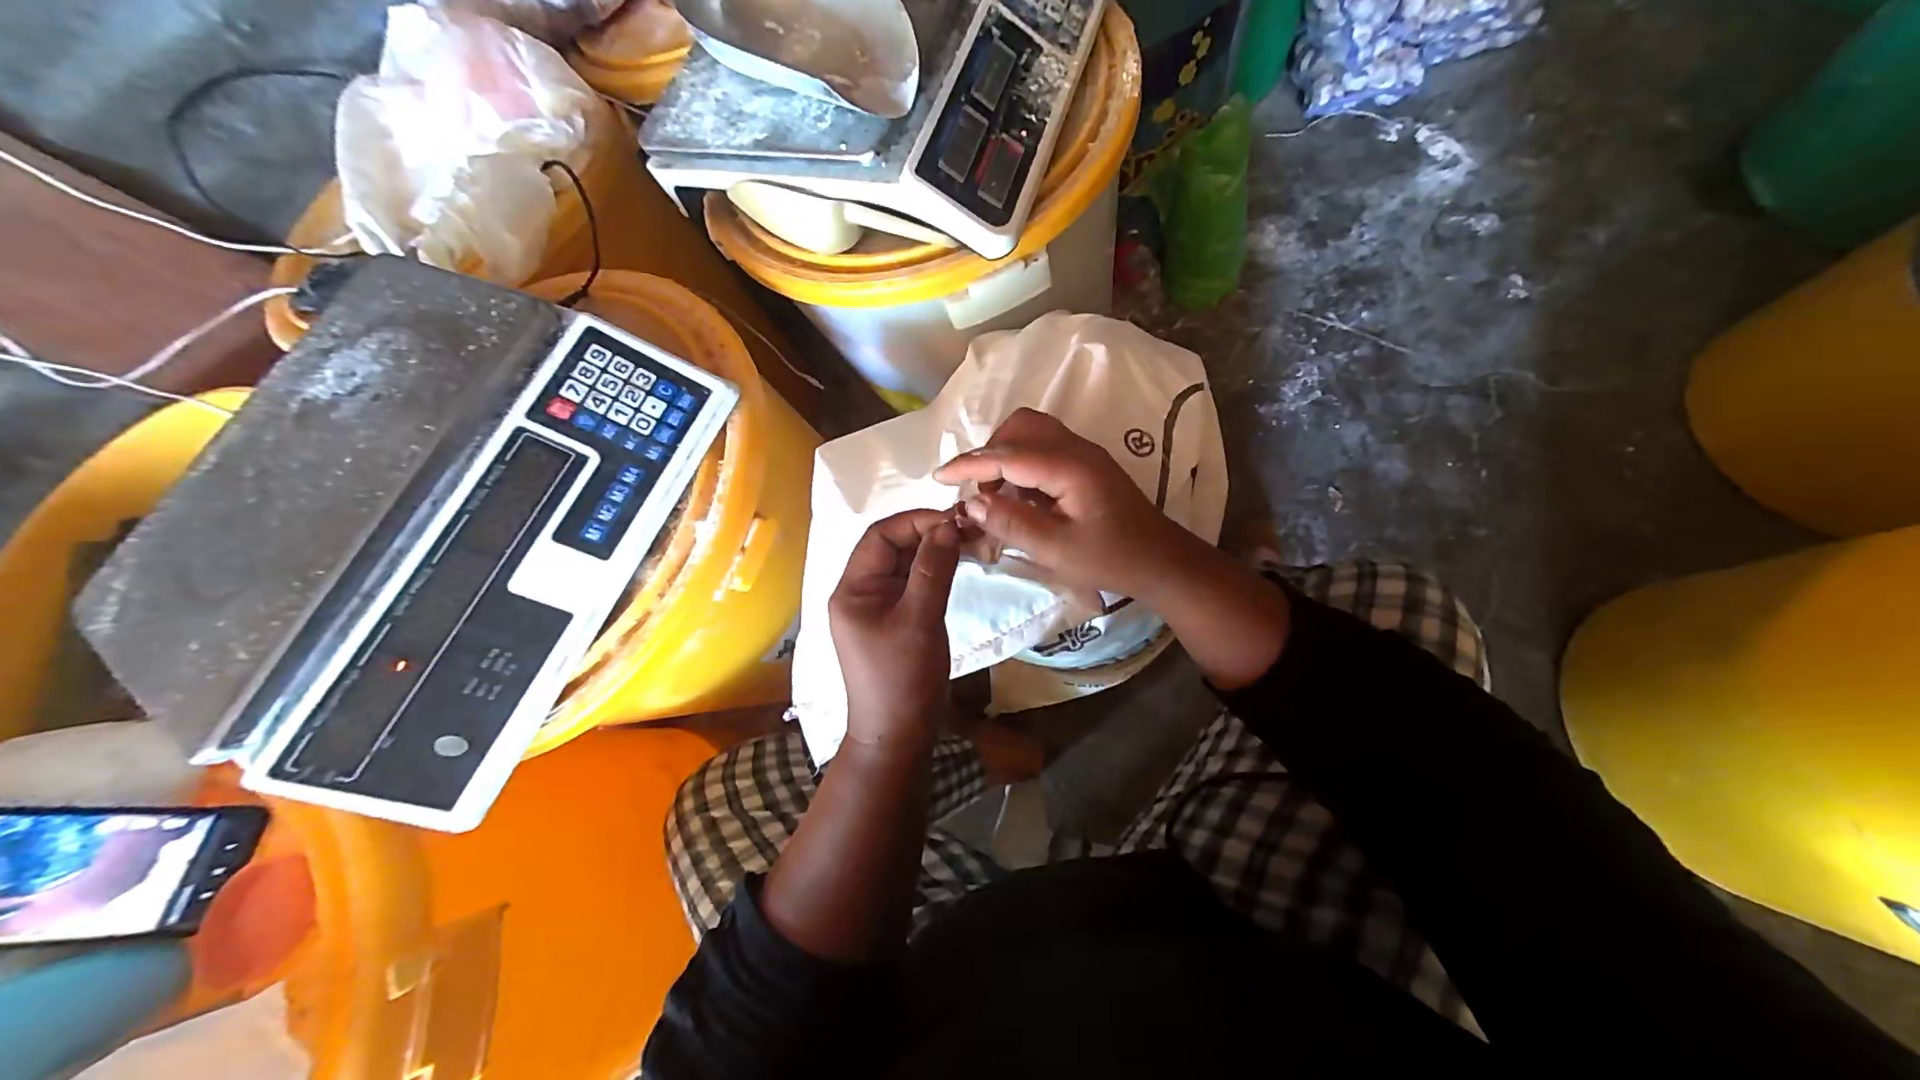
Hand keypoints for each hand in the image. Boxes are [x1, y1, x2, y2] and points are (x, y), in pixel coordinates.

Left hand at [829, 508, 961, 753]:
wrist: (898, 737)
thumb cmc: (903, 679)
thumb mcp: (920, 621)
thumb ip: (933, 570)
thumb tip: (949, 526)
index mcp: (851, 589)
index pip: (879, 536)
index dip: (916, 521)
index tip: (955, 520)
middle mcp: (858, 593)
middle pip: (891, 547)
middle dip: (927, 534)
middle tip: (968, 529)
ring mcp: (875, 608)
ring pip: (903, 565)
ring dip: (933, 552)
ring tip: (969, 543)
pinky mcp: (893, 622)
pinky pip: (911, 585)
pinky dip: (933, 572)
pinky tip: (957, 566)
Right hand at [932, 408, 1204, 601]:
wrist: (1162, 561)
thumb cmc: (1112, 559)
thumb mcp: (1056, 550)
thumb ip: (1012, 523)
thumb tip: (971, 502)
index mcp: (1070, 467)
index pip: (1007, 454)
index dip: (969, 464)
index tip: (939, 478)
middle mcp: (1077, 449)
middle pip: (1020, 426)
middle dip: (989, 452)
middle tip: (980, 492)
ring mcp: (1084, 453)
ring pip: (1032, 431)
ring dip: (1005, 454)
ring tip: (998, 495)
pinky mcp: (1086, 464)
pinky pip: (1044, 446)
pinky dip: (1022, 461)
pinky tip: (1022, 496)